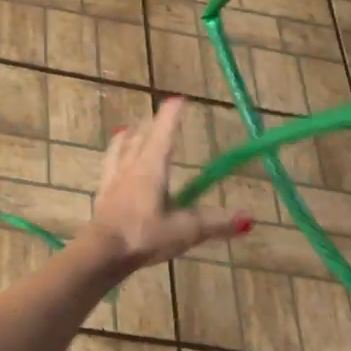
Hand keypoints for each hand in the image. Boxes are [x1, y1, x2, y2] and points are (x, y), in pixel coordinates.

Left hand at [81, 96, 251, 273]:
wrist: (102, 250)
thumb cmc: (144, 235)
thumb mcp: (185, 231)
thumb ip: (215, 222)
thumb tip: (248, 216)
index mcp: (151, 167)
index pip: (164, 134)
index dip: (171, 116)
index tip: (178, 99)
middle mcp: (130, 165)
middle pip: (142, 136)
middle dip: (153, 124)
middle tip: (162, 116)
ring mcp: (113, 176)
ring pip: (122, 147)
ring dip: (131, 136)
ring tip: (132, 130)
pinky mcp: (103, 191)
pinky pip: (110, 163)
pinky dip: (115, 153)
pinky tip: (114, 161)